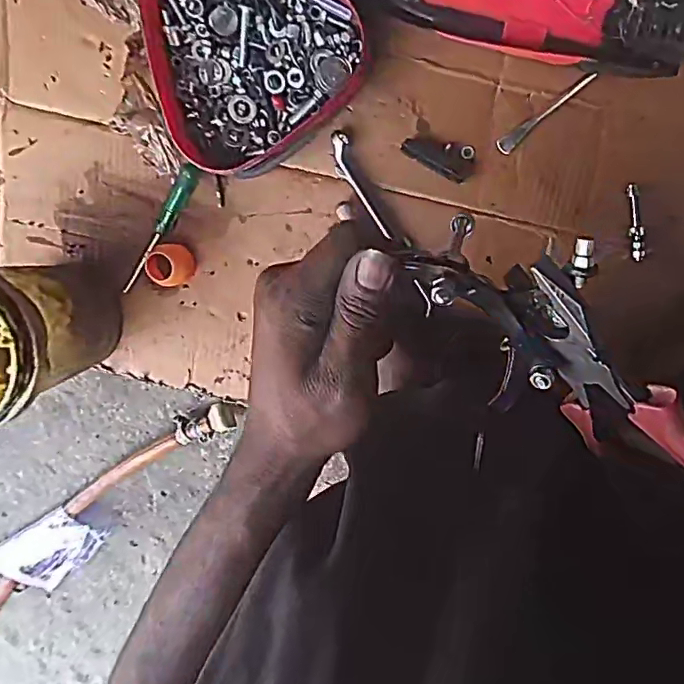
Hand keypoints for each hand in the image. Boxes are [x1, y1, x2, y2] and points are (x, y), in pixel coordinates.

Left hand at [239, 220, 400, 472]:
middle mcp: (282, 281)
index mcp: (293, 294)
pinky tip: (357, 341)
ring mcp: (284, 288)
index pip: (349, 238)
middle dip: (379, 286)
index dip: (385, 258)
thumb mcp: (345, 374)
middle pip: (349, 251)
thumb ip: (360, 314)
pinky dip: (357, 307)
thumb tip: (378, 257)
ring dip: (370, 301)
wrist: (282, 444)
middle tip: (384, 332)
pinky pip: (337, 284)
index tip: (401, 295)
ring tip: (370, 342)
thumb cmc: (314, 420)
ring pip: (348, 268)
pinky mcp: (291, 299)